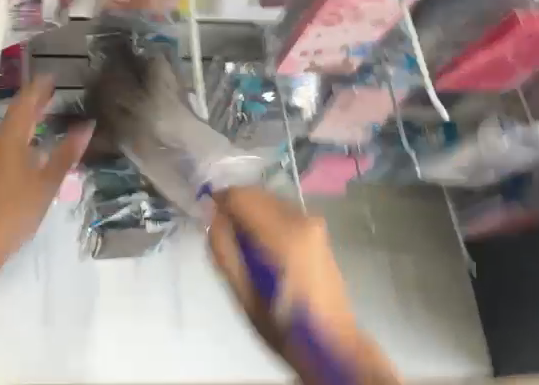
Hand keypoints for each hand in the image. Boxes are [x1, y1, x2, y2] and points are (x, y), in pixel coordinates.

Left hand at [0, 76, 92, 272]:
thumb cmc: (11, 213)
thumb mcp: (46, 185)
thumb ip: (66, 154)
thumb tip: (87, 126)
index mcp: (10, 138)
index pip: (25, 103)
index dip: (39, 88)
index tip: (52, 77)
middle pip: (16, 117)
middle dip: (34, 105)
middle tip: (51, 95)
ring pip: (8, 134)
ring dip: (27, 125)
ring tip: (44, 121)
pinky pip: (3, 149)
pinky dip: (19, 142)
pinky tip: (29, 156)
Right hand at [206, 187, 398, 384]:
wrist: (332, 344)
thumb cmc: (283, 324)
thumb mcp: (243, 293)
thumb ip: (223, 247)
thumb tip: (209, 212)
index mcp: (282, 233)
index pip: (240, 195)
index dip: (218, 201)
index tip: (206, 218)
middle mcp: (300, 217)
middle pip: (255, 193)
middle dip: (234, 208)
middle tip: (223, 236)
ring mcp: (312, 221)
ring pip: (268, 200)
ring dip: (250, 212)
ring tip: (244, 246)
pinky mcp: (318, 228)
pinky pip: (282, 210)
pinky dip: (266, 218)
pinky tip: (264, 248)